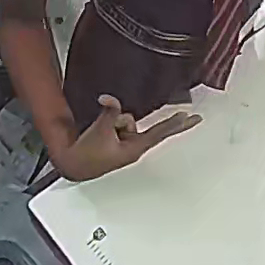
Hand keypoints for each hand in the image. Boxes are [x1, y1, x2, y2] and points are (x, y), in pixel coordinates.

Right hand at [56, 95, 200, 179]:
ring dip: (116, 122)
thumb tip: (112, 99)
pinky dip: (112, 124)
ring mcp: (127, 145)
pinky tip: (101, 133)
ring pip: (129, 121)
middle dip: (167, 123)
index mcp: (135, 149)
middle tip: (191, 116)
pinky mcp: (119, 142)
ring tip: (102, 135)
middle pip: (151, 129)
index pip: (160, 133)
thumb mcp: (100, 129)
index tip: (190, 118)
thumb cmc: (88, 155)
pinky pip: (120, 124)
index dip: (175, 124)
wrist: (73, 165)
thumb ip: (111, 111)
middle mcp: (134, 147)